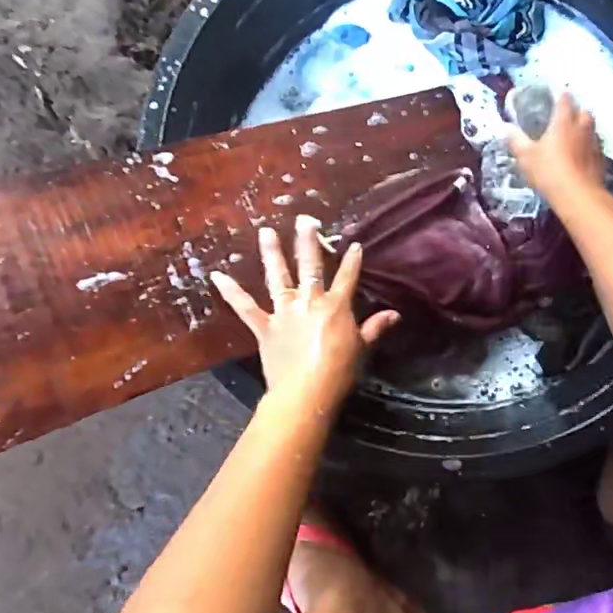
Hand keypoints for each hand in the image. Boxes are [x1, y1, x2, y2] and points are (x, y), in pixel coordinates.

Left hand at [209, 216, 398, 413]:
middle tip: (305, 220)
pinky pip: (246, 308)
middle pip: (310, 266)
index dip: (352, 261)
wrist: (306, 392)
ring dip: (272, 253)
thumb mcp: (361, 348)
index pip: (347, 277)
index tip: (354, 245)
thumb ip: (374, 328)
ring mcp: (285, 313)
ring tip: (266, 231)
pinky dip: (231, 292)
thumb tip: (394, 313)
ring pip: (278, 277)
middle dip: (308, 242)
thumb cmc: (339, 371)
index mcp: (336, 306)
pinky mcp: (265, 327)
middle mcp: (309, 302)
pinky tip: (218, 275)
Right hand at [508, 92, 607, 203]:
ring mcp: (594, 144)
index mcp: (563, 122)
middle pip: (583, 112)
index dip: (560, 96)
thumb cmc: (549, 171)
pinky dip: (589, 147)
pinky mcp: (601, 160)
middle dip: (576, 111)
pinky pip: (595, 147)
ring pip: (592, 129)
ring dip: (584, 129)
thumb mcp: (526, 157)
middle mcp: (582, 128)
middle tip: (566, 117)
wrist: (578, 196)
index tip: (557, 95)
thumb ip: (517, 141)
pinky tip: (581, 156)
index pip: (564, 100)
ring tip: (574, 136)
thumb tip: (507, 129)